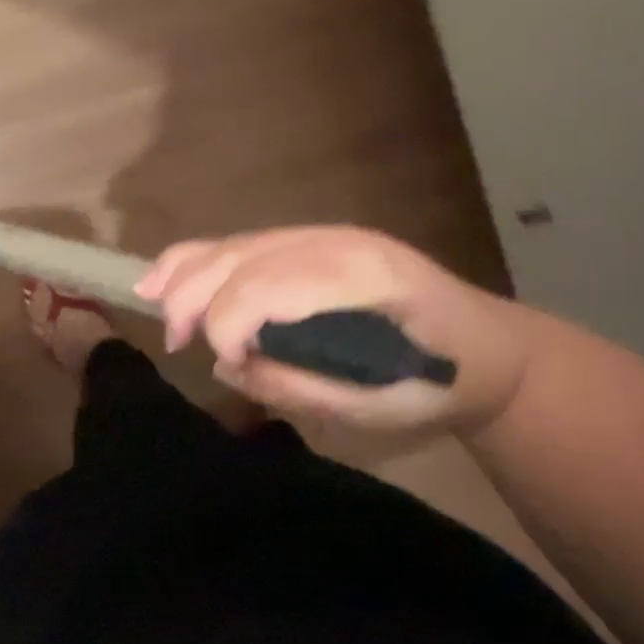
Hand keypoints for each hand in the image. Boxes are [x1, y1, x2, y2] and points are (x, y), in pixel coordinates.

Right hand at [135, 226, 530, 433]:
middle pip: (245, 255)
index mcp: (369, 276)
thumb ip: (301, 387)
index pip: (277, 281)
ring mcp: (322, 233)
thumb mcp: (380, 409)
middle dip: (197, 296)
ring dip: (186, 273)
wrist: (489, 347)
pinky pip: (240, 244)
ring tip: (154, 307)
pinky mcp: (308, 240)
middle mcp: (339, 240)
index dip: (232, 317)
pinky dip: (198, 259)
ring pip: (235, 243)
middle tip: (176, 343)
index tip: (219, 360)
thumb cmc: (440, 384)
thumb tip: (230, 365)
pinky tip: (165, 277)